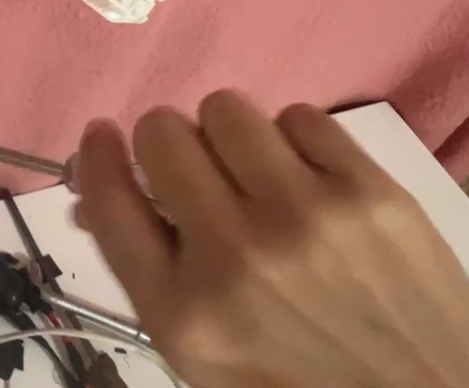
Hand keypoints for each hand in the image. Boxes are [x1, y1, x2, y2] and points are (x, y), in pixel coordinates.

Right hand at [74, 91, 468, 387]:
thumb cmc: (297, 387)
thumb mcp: (204, 358)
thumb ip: (147, 269)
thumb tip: (103, 182)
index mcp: (186, 316)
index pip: (108, 197)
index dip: (96, 155)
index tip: (102, 136)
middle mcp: (237, 259)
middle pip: (161, 131)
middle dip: (168, 147)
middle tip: (198, 175)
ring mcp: (307, 218)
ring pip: (225, 107)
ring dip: (228, 137)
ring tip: (257, 176)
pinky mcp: (372, 192)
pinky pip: (298, 114)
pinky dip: (295, 141)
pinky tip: (312, 182)